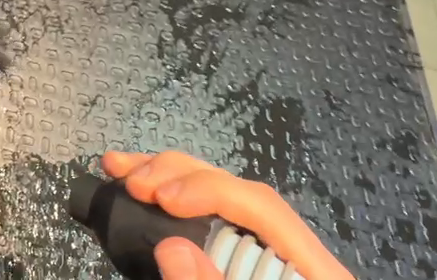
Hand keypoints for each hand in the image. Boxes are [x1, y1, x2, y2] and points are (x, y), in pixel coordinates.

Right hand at [101, 152, 354, 279]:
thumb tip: (172, 247)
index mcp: (316, 277)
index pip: (263, 210)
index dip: (210, 191)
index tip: (161, 200)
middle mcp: (294, 262)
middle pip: (237, 195)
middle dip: (178, 175)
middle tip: (131, 181)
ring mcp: (265, 265)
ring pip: (217, 199)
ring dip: (164, 177)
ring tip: (119, 168)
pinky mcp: (238, 268)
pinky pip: (206, 223)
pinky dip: (168, 202)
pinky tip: (136, 190)